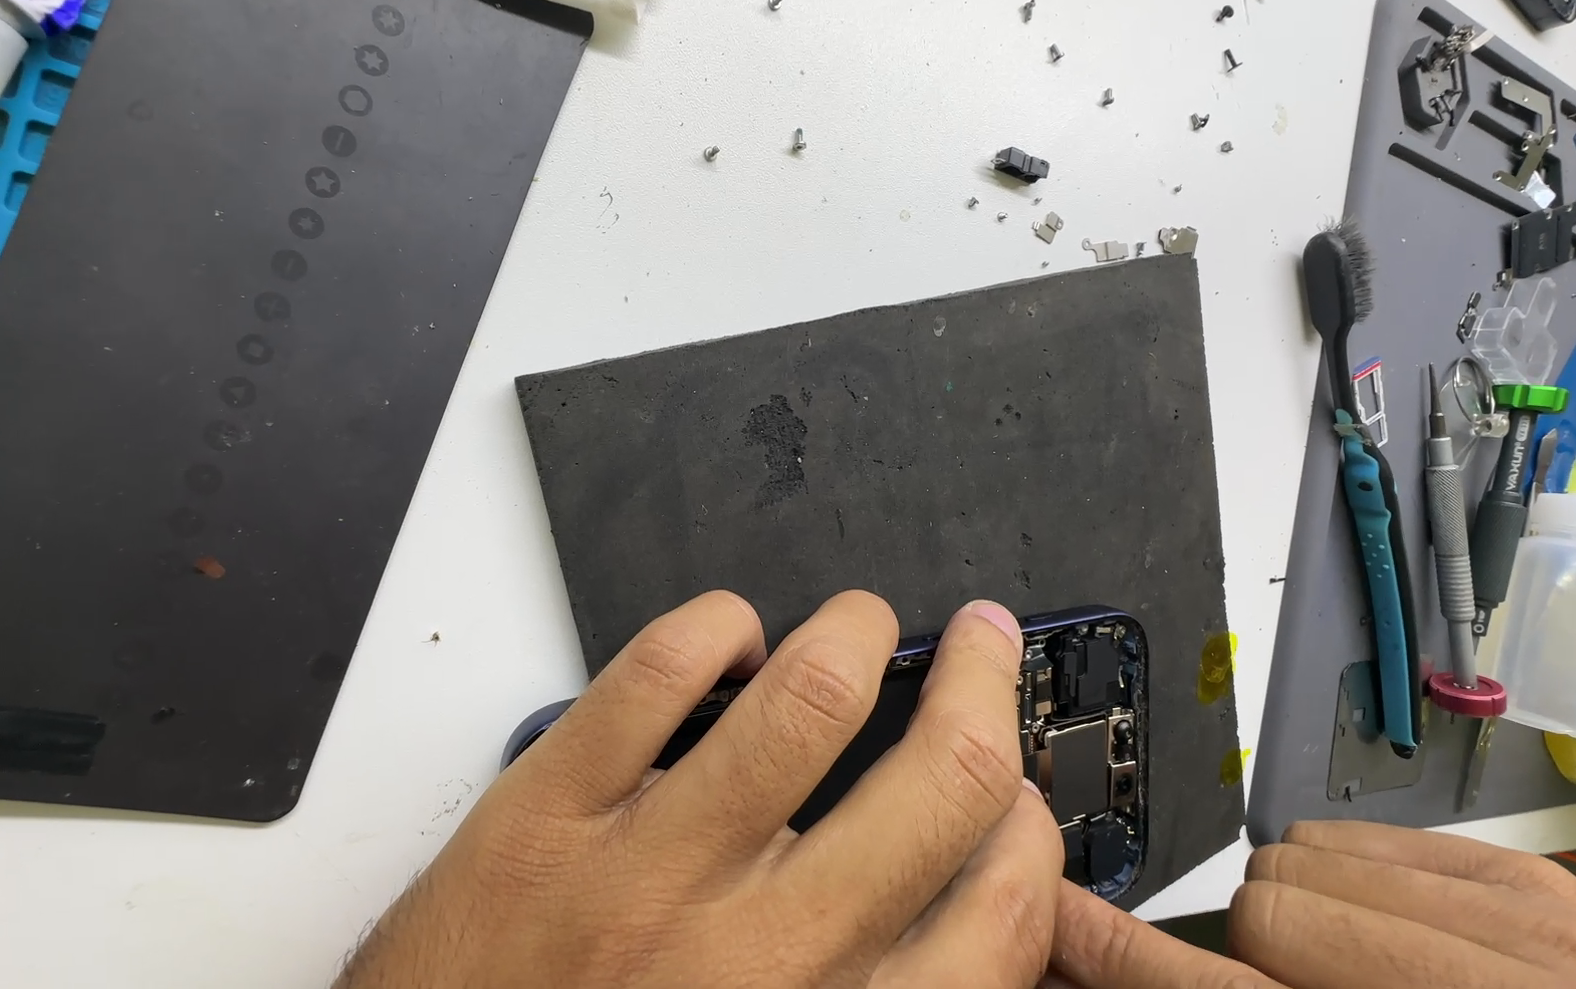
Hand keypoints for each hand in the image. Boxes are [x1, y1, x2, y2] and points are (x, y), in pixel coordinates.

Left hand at [336, 590, 1065, 987]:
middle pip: (936, 780)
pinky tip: (728, 636)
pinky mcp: (551, 806)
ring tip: (860, 619)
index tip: (1009, 781)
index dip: (1025, 825)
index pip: (995, 915)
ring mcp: (647, 869)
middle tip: (980, 645)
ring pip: (805, 697)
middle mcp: (757, 959)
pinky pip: (657, 671)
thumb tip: (944, 888)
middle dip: (980, 686)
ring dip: (854, 629)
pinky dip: (713, 625)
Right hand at [1046, 819, 1575, 988]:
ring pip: (1298, 857)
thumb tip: (1108, 955)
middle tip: (1305, 985)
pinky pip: (1351, 836)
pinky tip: (1401, 938)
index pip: (1221, 988)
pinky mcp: (1535, 887)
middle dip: (1265, 952)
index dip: (1123, 952)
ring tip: (1365, 970)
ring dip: (1307, 911)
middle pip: (1263, 911)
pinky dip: (1352, 882)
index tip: (1062, 918)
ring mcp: (1533, 936)